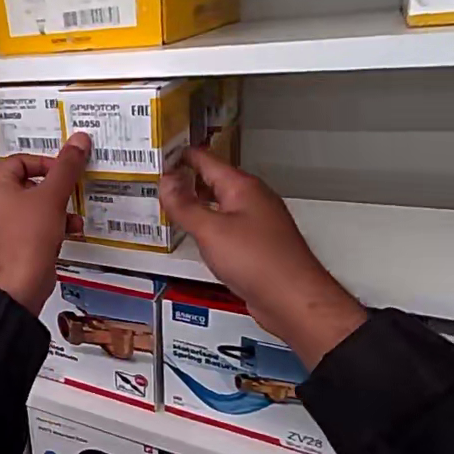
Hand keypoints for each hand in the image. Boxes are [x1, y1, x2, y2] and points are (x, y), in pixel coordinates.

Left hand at [0, 132, 90, 311]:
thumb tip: (77, 144)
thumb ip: (66, 167)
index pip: (20, 161)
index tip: (64, 169)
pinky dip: (47, 225)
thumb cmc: (25, 242)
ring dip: (54, 208)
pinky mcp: (6, 243)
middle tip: (66, 190)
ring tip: (69, 214)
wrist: (21, 282)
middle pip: (25, 183)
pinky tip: (65, 230)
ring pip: (28, 206)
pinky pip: (28, 225)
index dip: (47, 163)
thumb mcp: (53, 196)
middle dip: (52, 189)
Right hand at [159, 149, 365, 367]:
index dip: (181, 155)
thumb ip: (184, 206)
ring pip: (222, 204)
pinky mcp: (258, 245)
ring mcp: (258, 223)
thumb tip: (167, 183)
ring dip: (198, 202)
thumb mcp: (210, 231)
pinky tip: (198, 235)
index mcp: (243, 187)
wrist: (292, 299)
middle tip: (161, 179)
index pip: (206, 160)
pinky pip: (228, 226)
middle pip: (215, 180)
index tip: (161, 154)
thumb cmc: (260, 262)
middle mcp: (253, 200)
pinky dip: (209, 225)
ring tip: (173, 204)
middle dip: (188, 179)